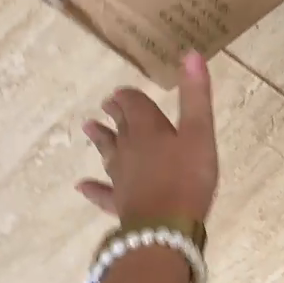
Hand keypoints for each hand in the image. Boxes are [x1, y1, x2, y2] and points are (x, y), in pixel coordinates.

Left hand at [78, 51, 218, 225]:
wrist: (164, 228)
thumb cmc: (188, 175)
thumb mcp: (200, 130)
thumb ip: (196, 94)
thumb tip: (190, 54)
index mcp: (149, 131)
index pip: (135, 107)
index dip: (128, 97)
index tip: (120, 91)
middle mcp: (130, 151)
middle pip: (121, 128)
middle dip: (116, 115)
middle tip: (106, 104)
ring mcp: (122, 179)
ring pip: (109, 155)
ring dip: (101, 141)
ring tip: (88, 129)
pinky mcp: (121, 203)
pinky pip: (104, 193)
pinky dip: (94, 188)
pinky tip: (83, 187)